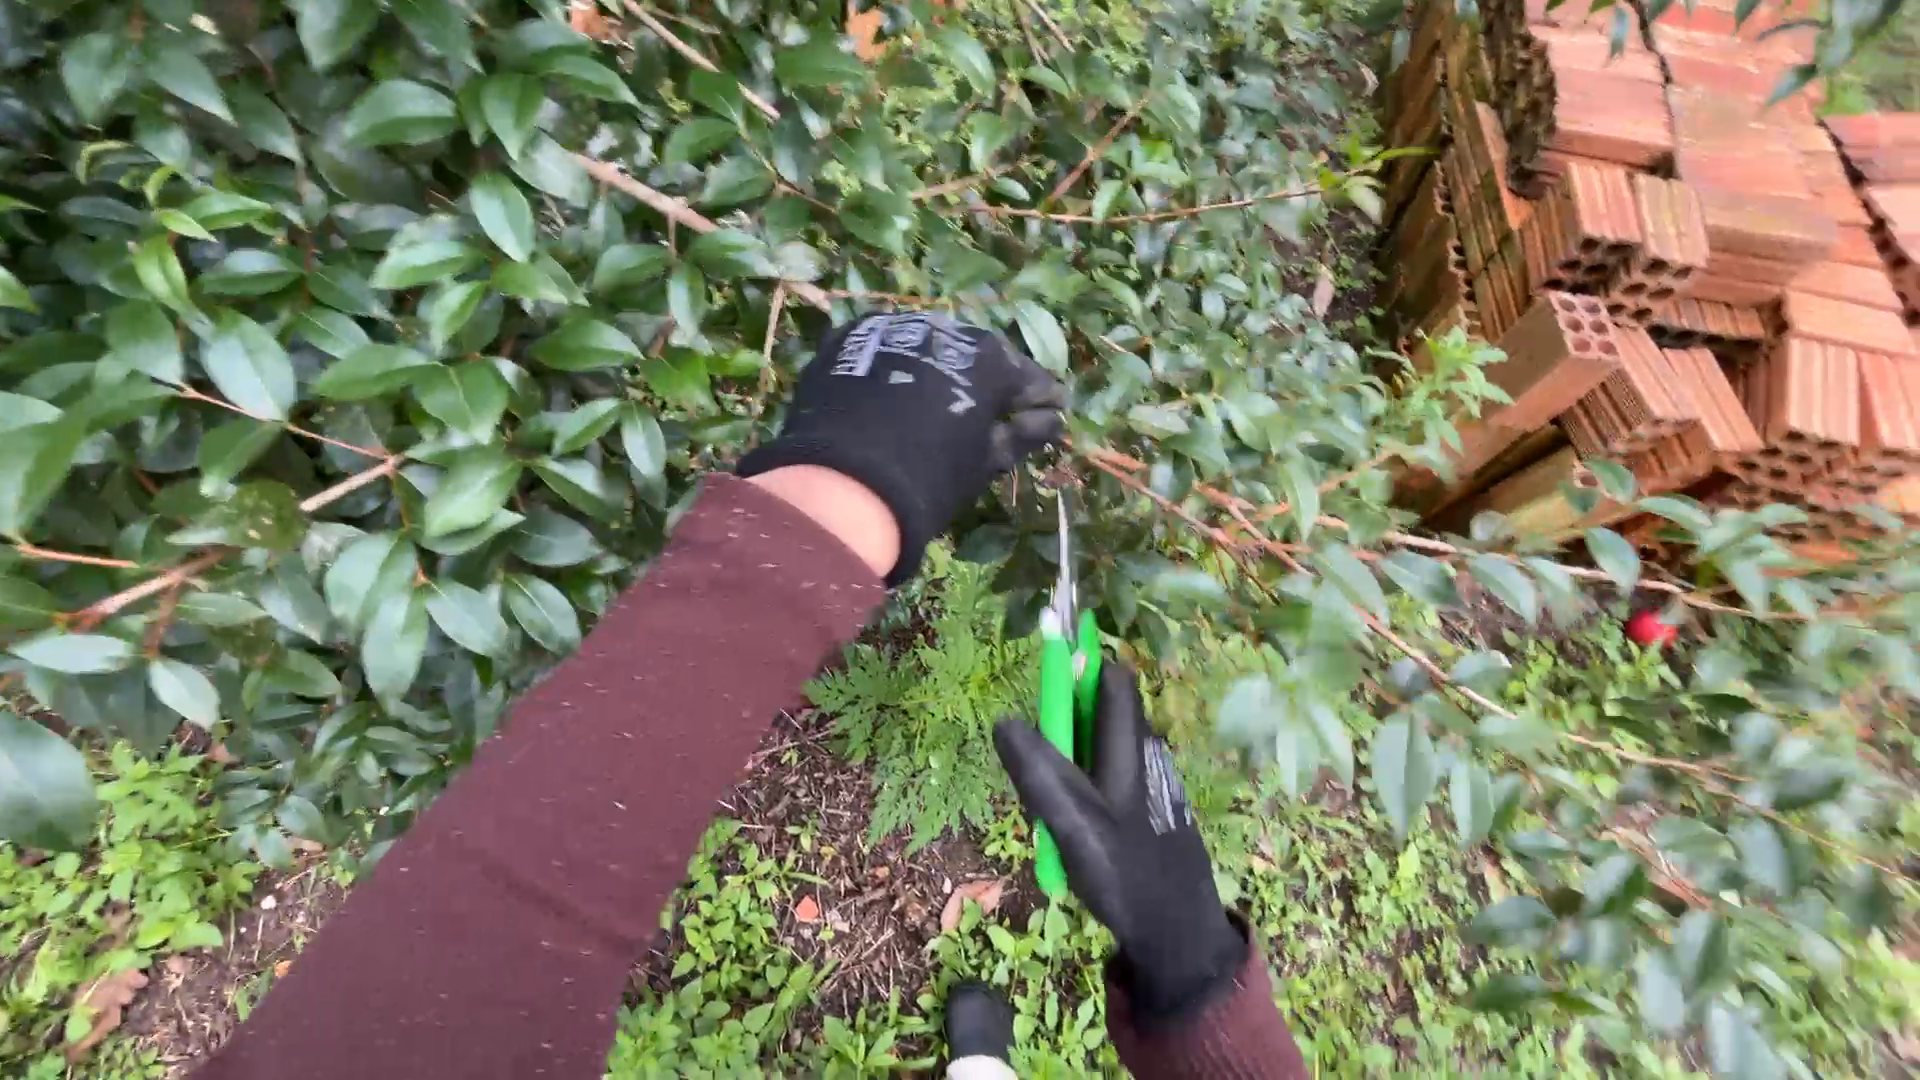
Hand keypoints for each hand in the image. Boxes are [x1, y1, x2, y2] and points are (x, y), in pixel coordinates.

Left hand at [738, 313, 1062, 584]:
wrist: (845, 485)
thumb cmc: (932, 477)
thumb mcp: (987, 460)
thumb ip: (1025, 434)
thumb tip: (1052, 419)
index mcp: (989, 358)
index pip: (1027, 376)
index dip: (1040, 397)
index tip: (1051, 410)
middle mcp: (945, 329)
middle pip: (977, 354)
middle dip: (988, 379)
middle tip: (995, 407)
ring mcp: (890, 328)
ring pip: (927, 346)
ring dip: (939, 369)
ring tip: (940, 400)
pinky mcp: (846, 340)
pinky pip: (883, 350)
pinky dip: (894, 369)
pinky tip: (894, 392)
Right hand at [992, 664, 1245, 1020]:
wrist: (1178, 934)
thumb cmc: (1125, 874)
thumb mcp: (1072, 824)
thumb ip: (1038, 771)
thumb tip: (1005, 720)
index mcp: (1132, 745)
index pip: (1112, 678)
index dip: (1079, 668)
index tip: (1045, 689)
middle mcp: (1147, 752)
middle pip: (1099, 713)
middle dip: (1064, 729)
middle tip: (1042, 774)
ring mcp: (1151, 779)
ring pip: (1100, 748)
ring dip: (1072, 764)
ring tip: (1058, 815)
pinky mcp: (1151, 804)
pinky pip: (1109, 777)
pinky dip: (1088, 788)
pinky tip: (1081, 832)